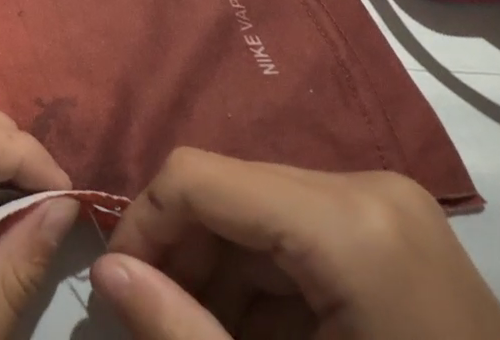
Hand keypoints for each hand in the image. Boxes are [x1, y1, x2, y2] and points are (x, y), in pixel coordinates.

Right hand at [92, 148, 499, 339]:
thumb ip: (182, 331)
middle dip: (182, 258)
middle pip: (229, 193)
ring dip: (219, 276)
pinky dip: (264, 284)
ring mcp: (387, 206)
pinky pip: (298, 236)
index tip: (118, 288)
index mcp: (346, 222)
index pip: (198, 177)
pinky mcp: (395, 230)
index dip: (143, 224)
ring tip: (209, 339)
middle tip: (161, 326)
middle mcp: (366, 189)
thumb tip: (104, 271)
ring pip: (258, 214)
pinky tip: (259, 338)